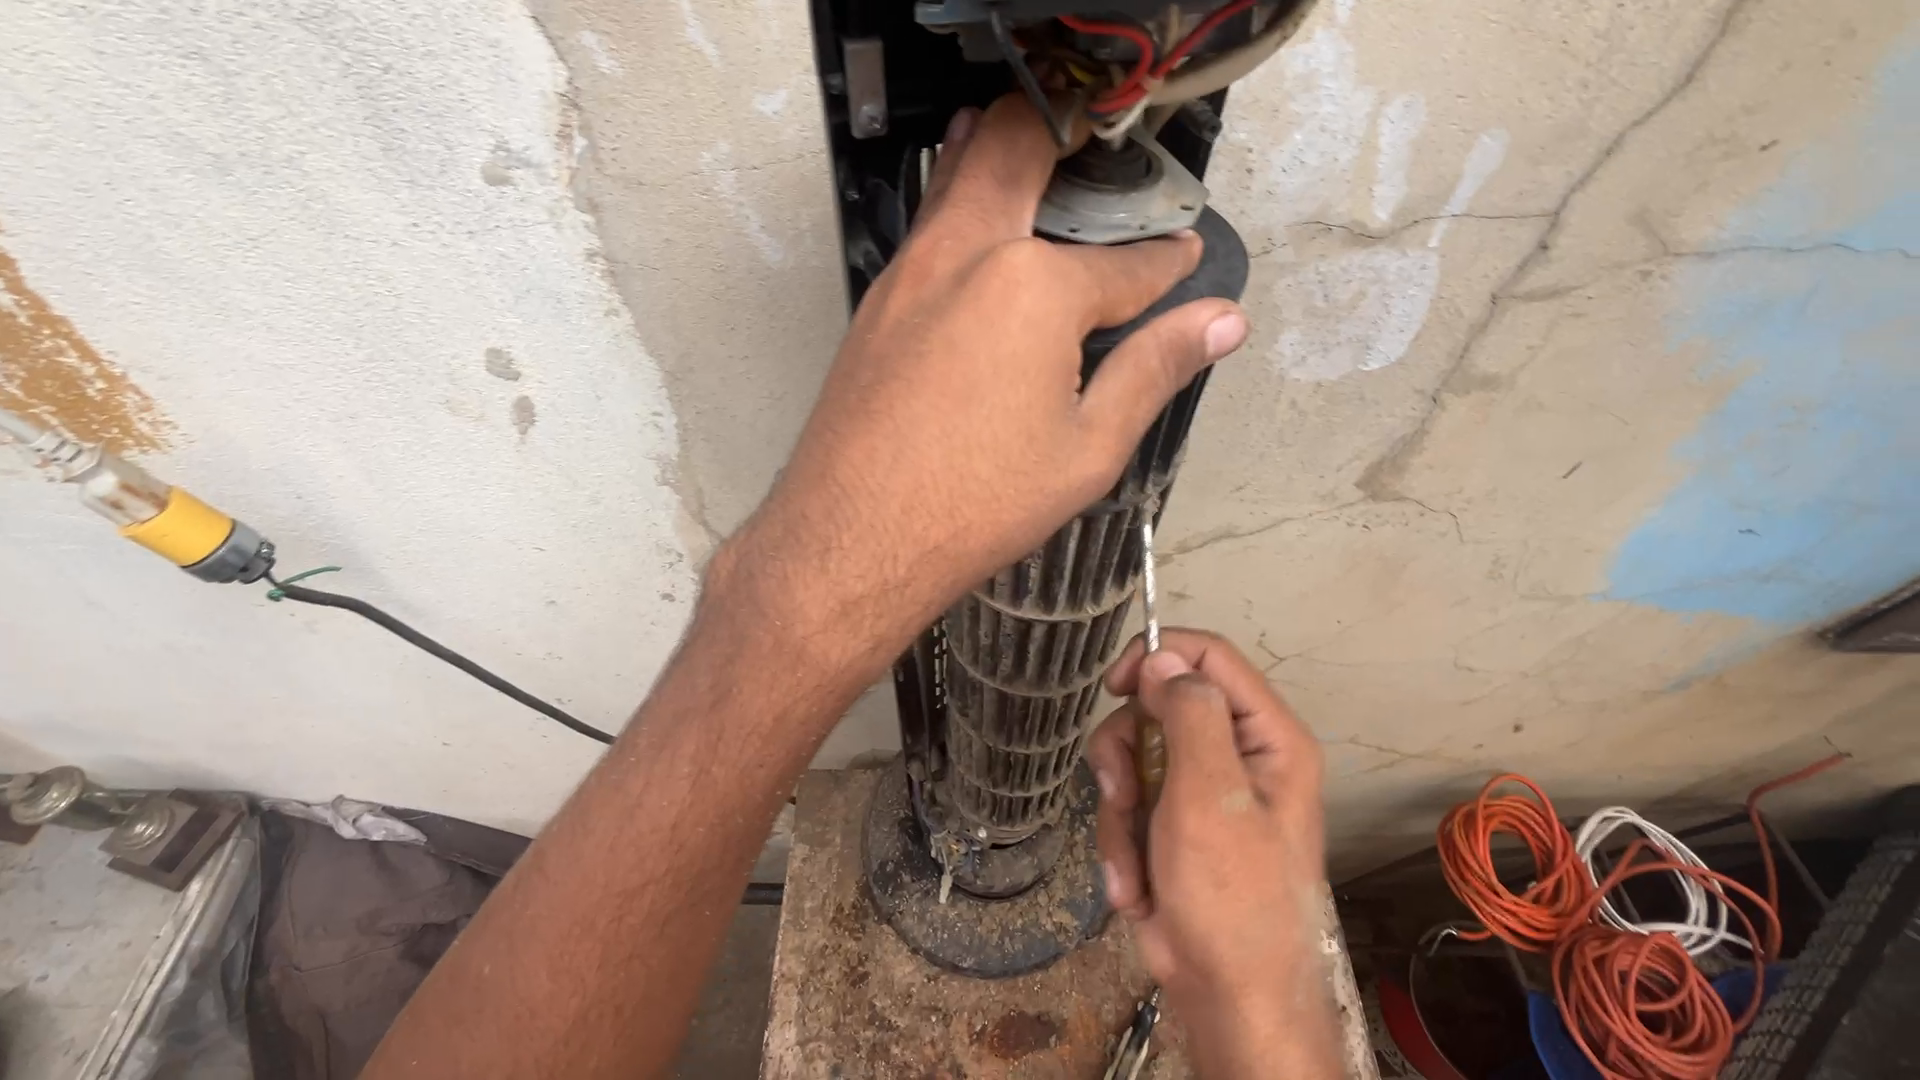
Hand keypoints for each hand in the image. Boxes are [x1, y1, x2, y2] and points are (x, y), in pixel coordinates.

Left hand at [713, 95, 1248, 672]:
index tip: (1183, 255)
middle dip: (1065, 129)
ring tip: (1035, 142)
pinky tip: (977, 225)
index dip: (1165, 262)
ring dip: (1001, 148)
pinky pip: (928, 225)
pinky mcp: (878, 301)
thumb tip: (1222, 321)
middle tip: (1097, 131)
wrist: (851, 538)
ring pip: (960, 174)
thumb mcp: (1088, 448)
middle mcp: (968, 254)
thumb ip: (1155, 369)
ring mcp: (912, 272)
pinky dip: (961, 200)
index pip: (1124, 264)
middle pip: (1020, 151)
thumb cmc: (976, 504)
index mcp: (1035, 287)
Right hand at [1086, 630, 1340, 1078]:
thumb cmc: (1230, 896)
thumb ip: (1188, 716)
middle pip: (1159, 705)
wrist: (1228, 995)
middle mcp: (1237, 753)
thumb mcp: (1209, 797)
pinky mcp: (1172, 821)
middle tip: (1120, 792)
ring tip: (1133, 859)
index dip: (1158, 657)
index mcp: (1267, 737)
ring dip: (1120, 808)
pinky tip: (1136, 885)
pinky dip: (1122, 841)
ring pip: (1133, 755)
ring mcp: (1201, 789)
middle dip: (1127, 753)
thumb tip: (1160, 656)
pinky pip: (1128, 801)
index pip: (1210, 657)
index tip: (1116, 687)